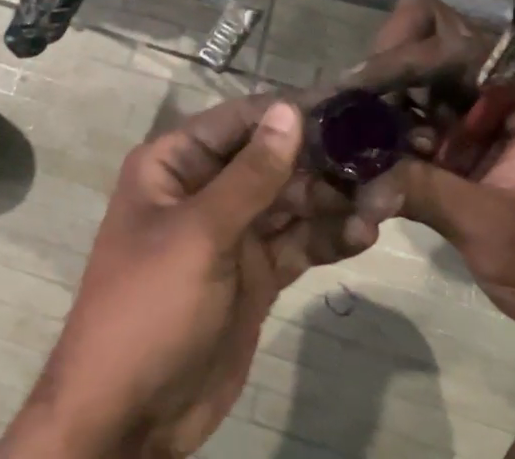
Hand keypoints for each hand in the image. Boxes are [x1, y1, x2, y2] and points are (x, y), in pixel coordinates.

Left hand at [0, 95, 398, 458]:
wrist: (129, 412)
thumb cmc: (149, 305)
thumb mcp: (199, 234)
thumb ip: (250, 175)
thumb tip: (288, 110)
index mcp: (174, 165)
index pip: (240, 120)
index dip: (291, 110)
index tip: (352, 102)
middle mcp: (204, 190)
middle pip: (272, 159)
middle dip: (323, 158)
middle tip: (384, 157)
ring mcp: (232, 234)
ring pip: (291, 201)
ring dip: (334, 199)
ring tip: (384, 198)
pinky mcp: (255, 275)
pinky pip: (297, 244)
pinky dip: (328, 237)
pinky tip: (364, 234)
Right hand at [349, 0, 514, 349]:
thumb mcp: (492, 227)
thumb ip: (425, 190)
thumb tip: (358, 180)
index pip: (463, 46)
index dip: (408, 58)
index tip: (358, 83)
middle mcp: (509, 86)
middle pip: (437, 43)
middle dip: (389, 65)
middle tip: (343, 93)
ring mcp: (484, 111)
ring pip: (420, 75)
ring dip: (382, 94)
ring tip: (340, 115)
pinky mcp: (464, 140)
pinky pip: (417, 114)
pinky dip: (387, 124)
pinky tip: (356, 139)